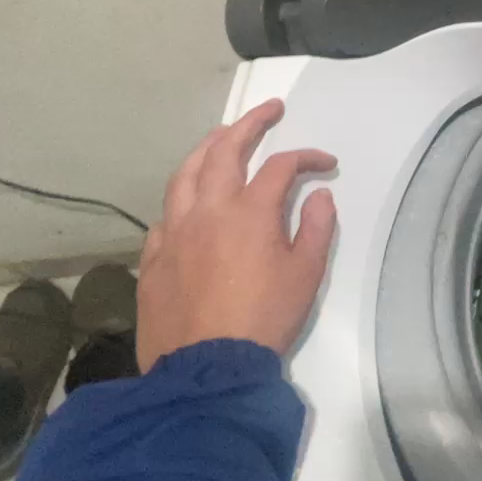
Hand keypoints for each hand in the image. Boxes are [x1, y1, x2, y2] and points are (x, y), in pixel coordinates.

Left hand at [135, 99, 338, 371]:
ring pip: (185, 174)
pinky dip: (185, 196)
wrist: (206, 370)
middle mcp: (208, 210)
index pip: (282, 166)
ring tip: (224, 136)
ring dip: (208, 148)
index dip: (309, 157)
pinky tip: (193, 201)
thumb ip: (316, 226)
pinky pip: (166, 214)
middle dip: (250, 124)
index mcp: (249, 211)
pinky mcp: (153, 259)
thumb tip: (318, 195)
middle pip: (224, 151)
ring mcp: (174, 233)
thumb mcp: (307, 272)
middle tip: (270, 110)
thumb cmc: (265, 317)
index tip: (327, 165)